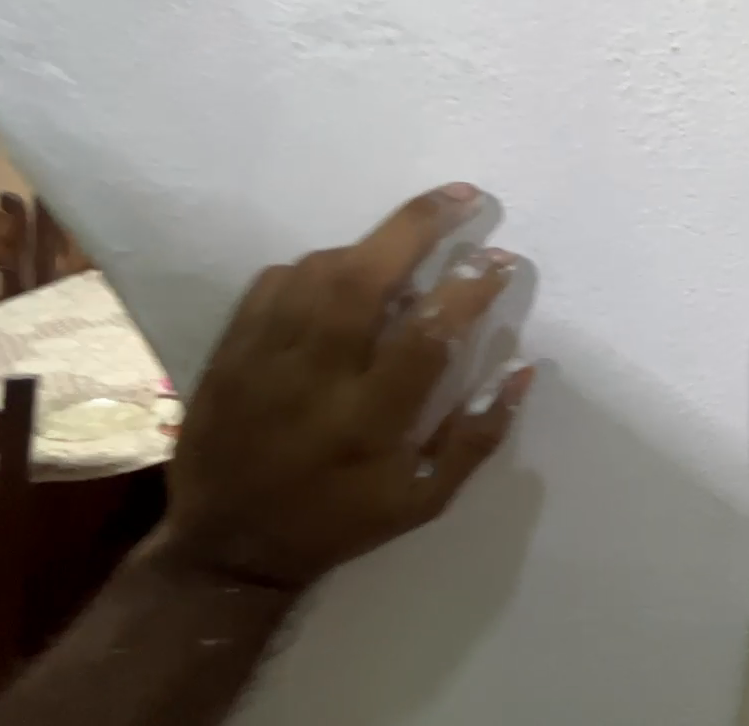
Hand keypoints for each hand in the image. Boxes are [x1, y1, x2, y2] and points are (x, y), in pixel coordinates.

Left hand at [158, 183, 535, 591]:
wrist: (225, 551)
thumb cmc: (341, 521)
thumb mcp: (426, 498)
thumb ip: (480, 434)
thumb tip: (523, 367)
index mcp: (367, 422)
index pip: (427, 335)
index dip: (471, 288)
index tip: (503, 260)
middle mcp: (312, 381)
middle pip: (363, 280)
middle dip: (419, 228)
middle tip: (464, 198)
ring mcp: (261, 362)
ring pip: (319, 272)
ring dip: (375, 245)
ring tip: (411, 242)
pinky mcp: (228, 353)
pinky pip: (276, 282)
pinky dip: (321, 265)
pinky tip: (346, 274)